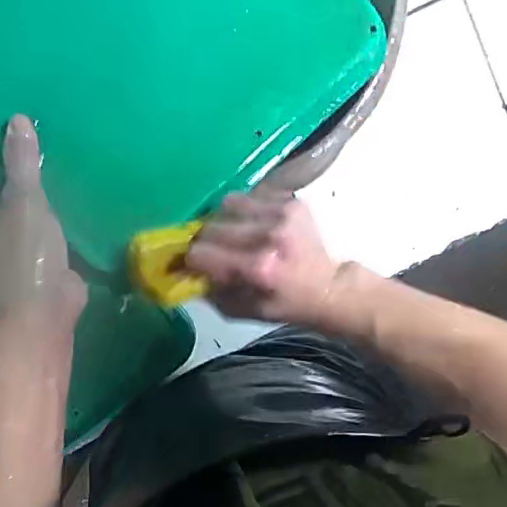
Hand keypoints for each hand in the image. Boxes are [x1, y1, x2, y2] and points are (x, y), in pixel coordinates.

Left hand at [0, 115, 86, 326]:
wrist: (45, 312)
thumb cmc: (25, 257)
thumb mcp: (25, 202)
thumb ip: (22, 163)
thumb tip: (16, 118)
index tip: (6, 123)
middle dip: (13, 167)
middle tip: (38, 137)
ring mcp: (15, 241)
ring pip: (24, 207)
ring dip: (37, 191)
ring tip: (58, 160)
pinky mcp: (41, 257)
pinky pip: (48, 227)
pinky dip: (56, 214)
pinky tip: (74, 197)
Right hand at [185, 191, 352, 323]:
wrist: (327, 287)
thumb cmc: (283, 304)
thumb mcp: (242, 310)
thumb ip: (208, 290)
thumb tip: (180, 269)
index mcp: (258, 267)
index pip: (200, 252)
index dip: (192, 259)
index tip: (195, 264)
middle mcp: (269, 235)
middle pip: (210, 226)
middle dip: (206, 240)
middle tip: (214, 251)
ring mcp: (282, 213)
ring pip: (227, 204)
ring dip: (224, 220)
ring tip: (236, 235)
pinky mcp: (291, 200)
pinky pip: (250, 196)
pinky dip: (246, 210)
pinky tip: (256, 225)